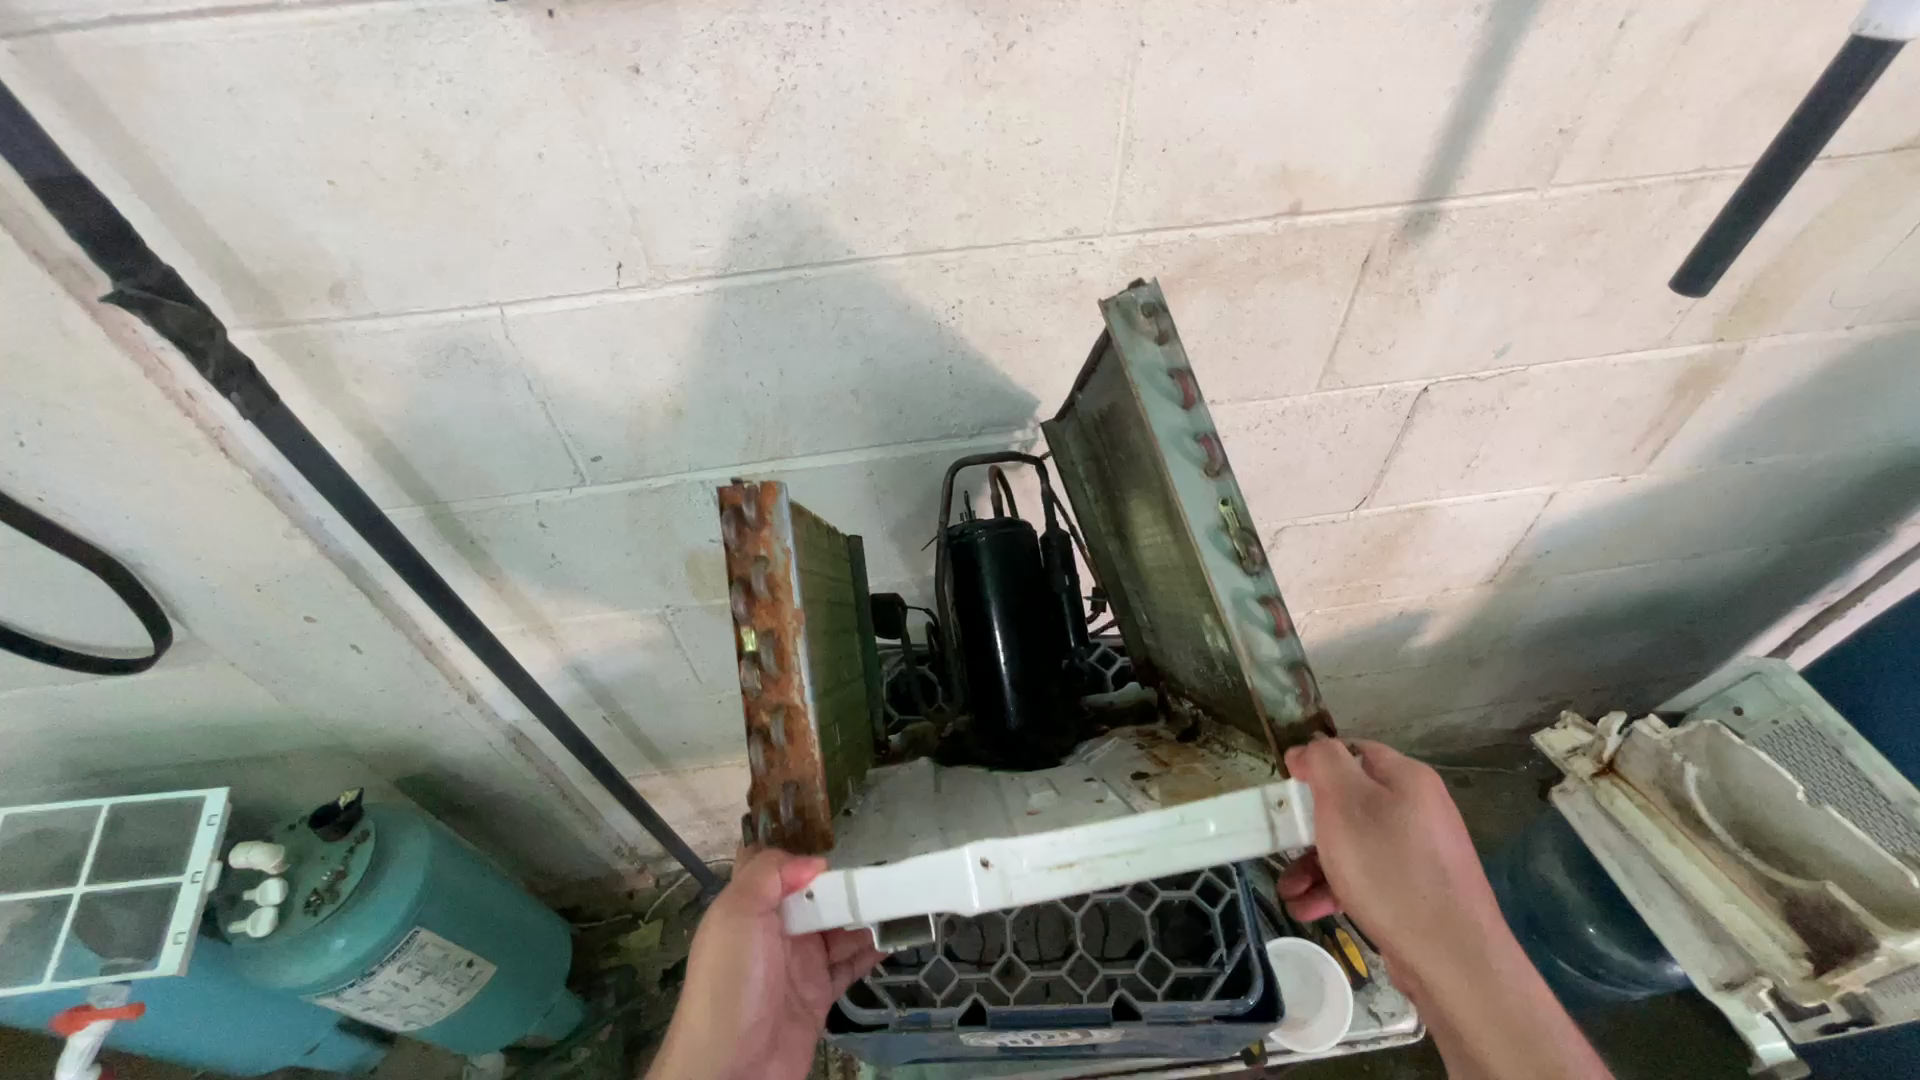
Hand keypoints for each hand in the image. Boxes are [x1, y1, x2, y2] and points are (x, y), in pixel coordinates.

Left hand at [645, 849, 884, 1079]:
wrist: (731, 1071)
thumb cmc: (730, 983)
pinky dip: (873, 949)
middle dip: (847, 883)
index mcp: (751, 907)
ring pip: (839, 927)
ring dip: (866, 913)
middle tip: (885, 870)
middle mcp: (775, 930)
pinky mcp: (819, 994)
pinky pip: (851, 963)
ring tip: (900, 897)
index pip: (775, 868)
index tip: (837, 840)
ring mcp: (799, 963)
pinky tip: (895, 934)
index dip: (801, 854)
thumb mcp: (736, 915)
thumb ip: (771, 875)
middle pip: (816, 896)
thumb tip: (817, 862)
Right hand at [1277, 736, 1506, 992]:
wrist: (1453, 960)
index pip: (1351, 752)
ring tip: (1289, 892)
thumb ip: (1323, 761)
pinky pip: (1367, 878)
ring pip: (1353, 844)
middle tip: (1279, 845)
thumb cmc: (1389, 869)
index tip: (1286, 792)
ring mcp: (1420, 854)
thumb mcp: (1345, 801)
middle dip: (1306, 827)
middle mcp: (1418, 810)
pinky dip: (1335, 890)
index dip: (1314, 766)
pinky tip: (1310, 910)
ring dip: (1313, 865)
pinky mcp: (1417, 893)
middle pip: (1347, 803)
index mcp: (1406, 779)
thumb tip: (1307, 751)